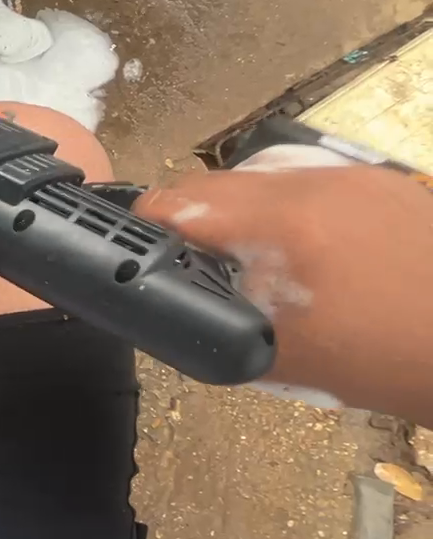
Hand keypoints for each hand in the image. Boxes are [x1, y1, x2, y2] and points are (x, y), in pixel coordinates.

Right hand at [135, 157, 432, 417]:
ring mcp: (356, 177)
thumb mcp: (274, 351)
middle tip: (199, 270)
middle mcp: (314, 182)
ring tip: (253, 260)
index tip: (149, 264)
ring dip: (233, 214)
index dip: (141, 233)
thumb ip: (199, 314)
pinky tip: (306, 250)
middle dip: (187, 223)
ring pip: (250, 179)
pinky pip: (302, 183)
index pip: (167, 203)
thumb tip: (153, 294)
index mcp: (282, 219)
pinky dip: (283, 211)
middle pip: (204, 185)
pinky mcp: (388, 183)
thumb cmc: (397, 361)